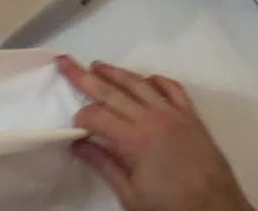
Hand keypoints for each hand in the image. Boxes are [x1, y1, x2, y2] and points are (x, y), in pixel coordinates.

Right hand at [58, 56, 252, 210]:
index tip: (76, 126)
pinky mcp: (191, 115)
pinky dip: (155, 79)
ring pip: (138, 83)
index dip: (82, 117)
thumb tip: (77, 144)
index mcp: (134, 140)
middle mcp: (151, 118)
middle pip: (111, 91)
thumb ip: (105, 166)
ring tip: (97, 65)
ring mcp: (173, 113)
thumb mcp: (133, 198)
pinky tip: (144, 79)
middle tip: (66, 61)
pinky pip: (171, 87)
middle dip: (84, 76)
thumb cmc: (172, 210)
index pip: (97, 116)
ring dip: (115, 72)